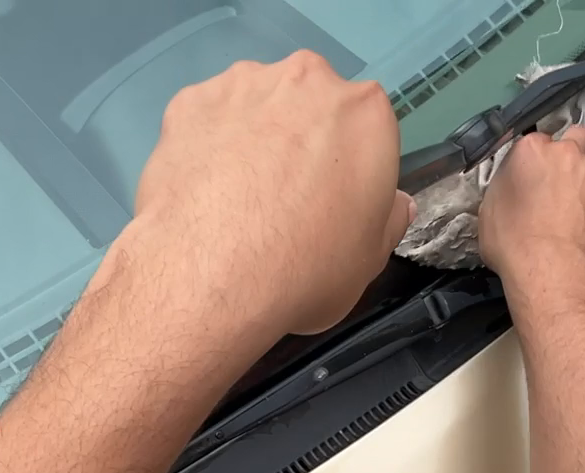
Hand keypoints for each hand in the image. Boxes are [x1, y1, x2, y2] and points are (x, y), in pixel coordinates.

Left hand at [122, 51, 412, 341]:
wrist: (213, 279)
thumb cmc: (306, 273)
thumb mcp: (368, 263)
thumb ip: (387, 221)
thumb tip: (394, 203)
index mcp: (366, 114)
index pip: (366, 135)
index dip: (349, 176)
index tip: (331, 210)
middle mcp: (308, 81)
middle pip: (312, 110)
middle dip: (301, 149)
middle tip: (283, 209)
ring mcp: (244, 85)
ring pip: (257, 110)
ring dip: (253, 143)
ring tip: (236, 205)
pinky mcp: (190, 102)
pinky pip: (207, 122)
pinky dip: (207, 149)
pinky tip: (202, 194)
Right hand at [478, 127, 584, 289]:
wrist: (546, 265)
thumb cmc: (514, 242)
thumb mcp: (489, 211)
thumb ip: (504, 186)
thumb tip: (510, 186)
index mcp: (529, 151)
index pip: (533, 140)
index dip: (532, 158)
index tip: (528, 173)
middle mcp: (564, 152)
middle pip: (574, 135)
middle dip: (568, 150)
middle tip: (556, 174)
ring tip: (572, 193)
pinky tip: (582, 210)